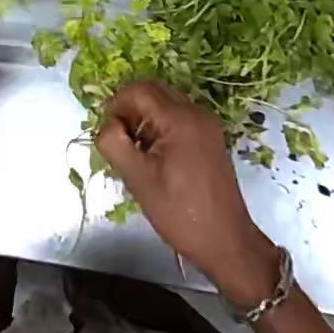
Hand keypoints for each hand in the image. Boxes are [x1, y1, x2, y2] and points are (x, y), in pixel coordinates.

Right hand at [96, 80, 280, 307]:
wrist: (226, 242)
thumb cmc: (180, 212)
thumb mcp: (138, 179)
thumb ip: (114, 144)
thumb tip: (107, 125)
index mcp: (180, 119)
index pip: (138, 90)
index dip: (116, 105)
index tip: (109, 133)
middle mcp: (196, 112)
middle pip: (152, 90)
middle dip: (129, 108)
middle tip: (119, 139)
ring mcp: (206, 123)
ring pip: (164, 102)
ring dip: (143, 117)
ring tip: (135, 150)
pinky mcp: (210, 136)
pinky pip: (177, 116)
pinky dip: (159, 125)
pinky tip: (153, 154)